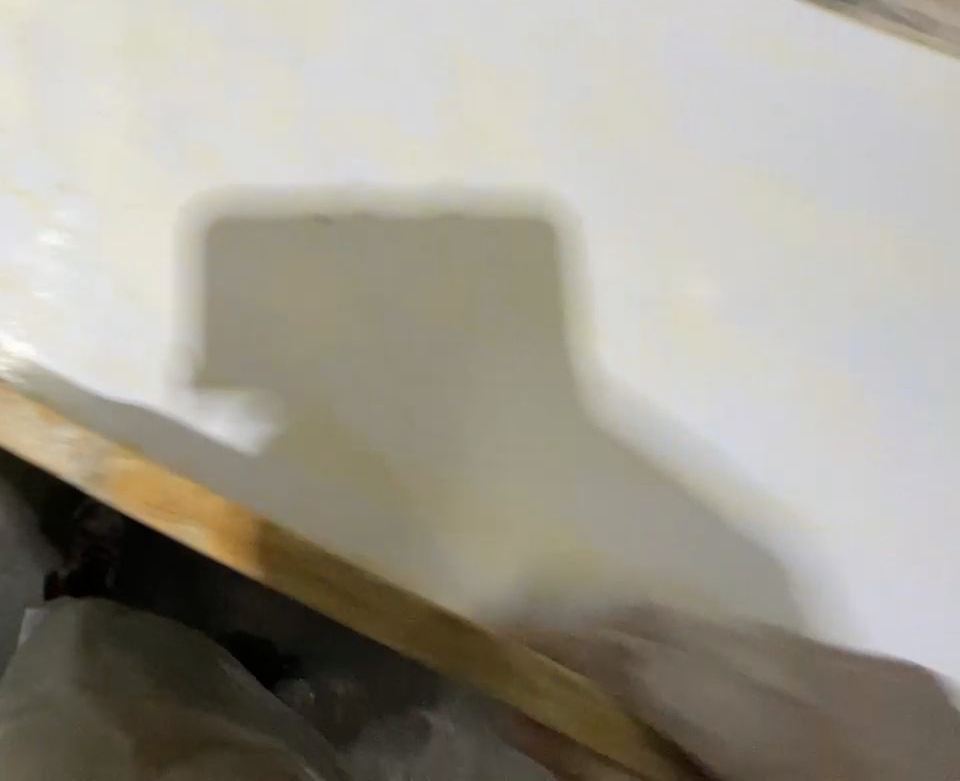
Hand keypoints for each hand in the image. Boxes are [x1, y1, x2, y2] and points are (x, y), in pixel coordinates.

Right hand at [510, 606, 959, 780]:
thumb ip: (602, 773)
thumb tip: (512, 715)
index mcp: (773, 740)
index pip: (634, 662)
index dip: (554, 646)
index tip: (495, 641)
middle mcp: (820, 683)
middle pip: (665, 626)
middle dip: (598, 638)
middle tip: (550, 660)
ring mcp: (862, 668)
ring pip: (713, 623)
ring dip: (658, 642)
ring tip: (628, 677)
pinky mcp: (893, 670)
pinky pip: (769, 638)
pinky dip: (724, 653)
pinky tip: (721, 692)